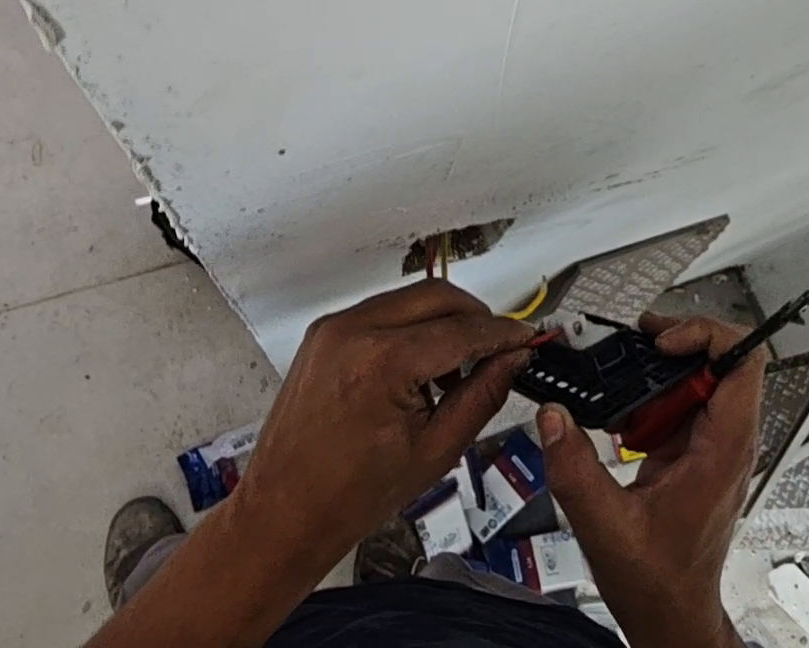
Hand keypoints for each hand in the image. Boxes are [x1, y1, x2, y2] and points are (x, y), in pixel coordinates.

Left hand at [90, 279, 531, 647]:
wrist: (283, 513)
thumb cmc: (350, 495)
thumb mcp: (436, 450)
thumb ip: (482, 396)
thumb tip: (513, 360)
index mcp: (383, 362)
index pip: (463, 329)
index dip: (503, 334)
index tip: (526, 339)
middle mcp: (354, 331)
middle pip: (437, 295)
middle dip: (475, 317)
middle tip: (499, 348)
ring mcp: (334, 327)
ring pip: (410, 299)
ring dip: (444, 322)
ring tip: (455, 372)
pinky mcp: (324, 333)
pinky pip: (383, 313)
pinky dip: (412, 329)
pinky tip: (421, 370)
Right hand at [538, 314, 763, 647]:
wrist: (671, 613)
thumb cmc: (659, 582)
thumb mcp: (605, 526)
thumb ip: (574, 468)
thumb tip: (554, 416)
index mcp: (723, 451)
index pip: (741, 364)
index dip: (706, 336)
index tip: (663, 343)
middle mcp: (725, 441)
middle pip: (721, 360)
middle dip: (677, 339)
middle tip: (637, 338)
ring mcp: (710, 444)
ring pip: (699, 376)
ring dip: (660, 364)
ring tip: (622, 365)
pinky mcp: (692, 449)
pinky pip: (677, 400)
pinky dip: (648, 390)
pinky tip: (621, 406)